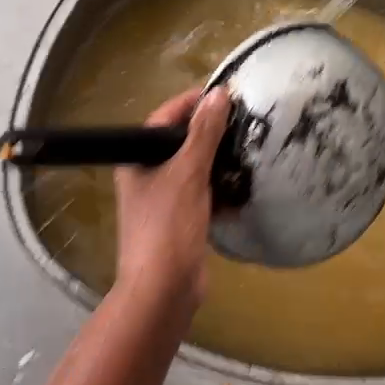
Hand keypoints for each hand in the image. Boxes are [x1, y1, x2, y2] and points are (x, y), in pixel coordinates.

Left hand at [113, 87, 229, 310]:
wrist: (163, 291)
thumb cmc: (169, 226)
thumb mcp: (189, 173)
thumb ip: (204, 133)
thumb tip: (218, 94)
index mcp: (137, 161)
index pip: (164, 117)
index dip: (192, 103)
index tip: (225, 95)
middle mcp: (146, 177)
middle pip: (180, 143)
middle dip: (211, 133)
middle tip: (243, 123)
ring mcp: (162, 202)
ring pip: (194, 170)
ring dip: (218, 163)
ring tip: (248, 151)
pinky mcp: (180, 223)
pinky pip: (203, 195)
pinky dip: (220, 190)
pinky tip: (243, 189)